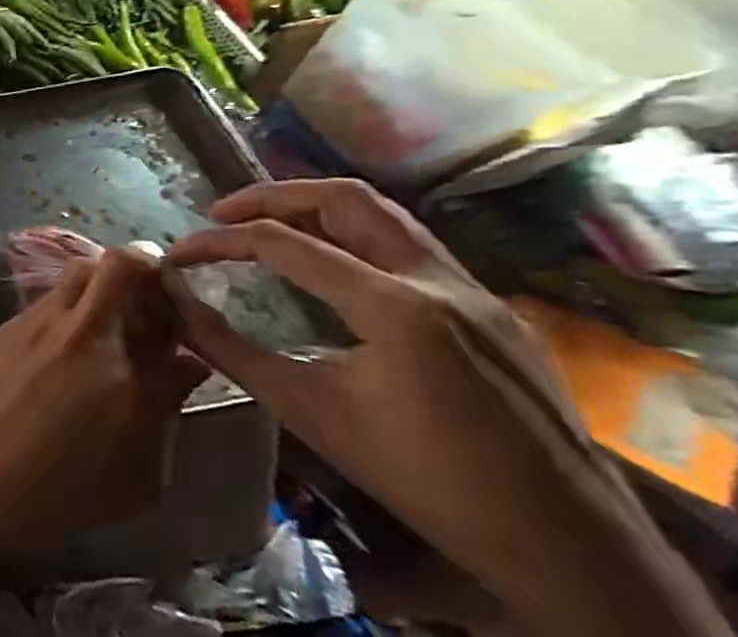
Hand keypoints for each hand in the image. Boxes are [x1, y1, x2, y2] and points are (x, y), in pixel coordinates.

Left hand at [0, 249, 208, 549]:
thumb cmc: (57, 488)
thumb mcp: (135, 470)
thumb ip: (165, 405)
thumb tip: (188, 362)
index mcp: (105, 349)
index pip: (145, 287)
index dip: (170, 291)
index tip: (181, 312)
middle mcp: (68, 322)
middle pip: (109, 262)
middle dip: (139, 271)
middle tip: (150, 309)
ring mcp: (32, 321)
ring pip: (74, 277)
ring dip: (102, 288)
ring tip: (112, 330)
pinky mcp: (5, 330)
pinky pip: (48, 301)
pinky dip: (70, 310)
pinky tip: (70, 352)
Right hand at [160, 179, 727, 636]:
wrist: (563, 543)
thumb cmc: (421, 480)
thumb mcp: (308, 412)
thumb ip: (231, 350)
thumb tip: (174, 306)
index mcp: (394, 306)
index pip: (285, 243)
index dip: (221, 240)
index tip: (181, 251)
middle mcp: (438, 278)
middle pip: (344, 198)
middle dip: (273, 195)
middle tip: (223, 212)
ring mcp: (475, 288)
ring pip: (385, 215)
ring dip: (318, 209)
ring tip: (269, 225)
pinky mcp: (492, 307)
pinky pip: (411, 246)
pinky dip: (355, 237)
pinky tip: (331, 267)